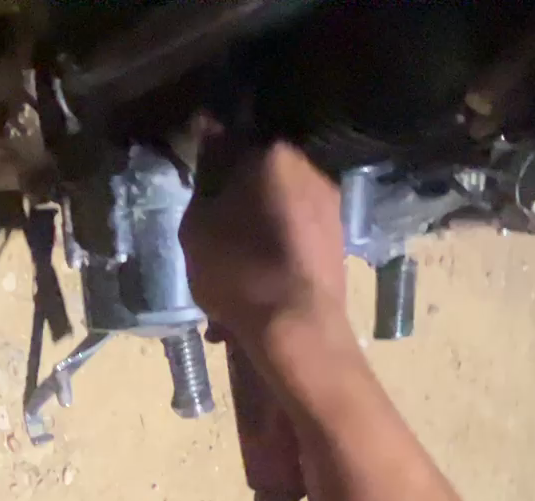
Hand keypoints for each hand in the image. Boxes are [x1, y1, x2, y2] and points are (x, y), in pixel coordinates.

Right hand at [182, 142, 347, 340]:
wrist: (293, 324)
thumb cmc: (236, 269)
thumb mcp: (197, 227)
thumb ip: (203, 184)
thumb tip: (211, 142)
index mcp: (272, 155)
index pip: (232, 141)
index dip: (210, 162)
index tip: (197, 181)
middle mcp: (309, 169)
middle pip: (260, 179)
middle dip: (237, 201)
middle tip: (211, 234)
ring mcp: (329, 207)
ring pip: (278, 213)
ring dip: (255, 233)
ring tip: (231, 270)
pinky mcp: (337, 243)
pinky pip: (293, 242)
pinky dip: (272, 257)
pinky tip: (254, 289)